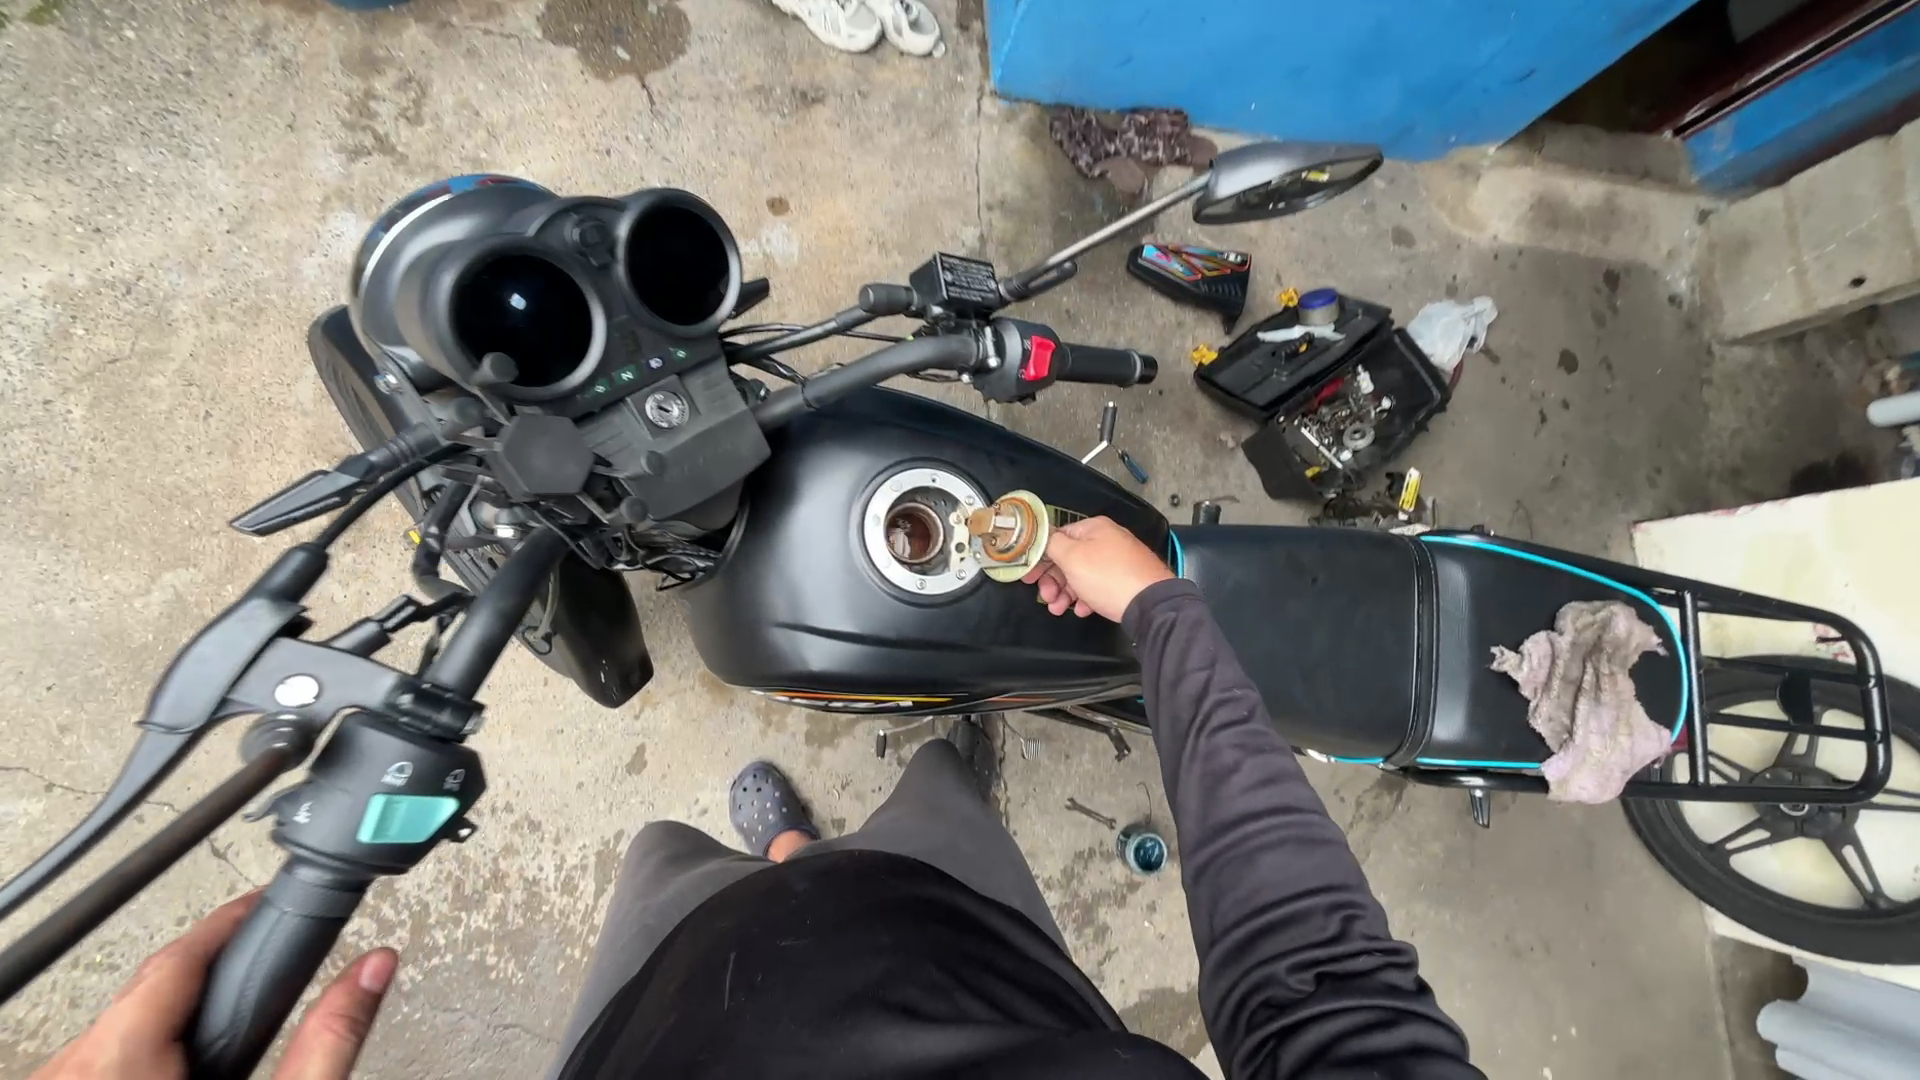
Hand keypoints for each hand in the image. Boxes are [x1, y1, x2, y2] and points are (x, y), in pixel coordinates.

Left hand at [32, 892, 397, 1079]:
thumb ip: (330, 1039)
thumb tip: (375, 966)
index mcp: (113, 1071)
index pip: (174, 961)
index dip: (229, 923)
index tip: (265, 903)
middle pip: (138, 999)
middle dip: (205, 978)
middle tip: (265, 971)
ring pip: (104, 1041)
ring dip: (165, 1024)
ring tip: (221, 1038)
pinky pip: (85, 1072)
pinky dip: (134, 1060)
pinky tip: (174, 1075)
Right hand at [1021, 516, 1173, 621]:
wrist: (1150, 605)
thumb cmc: (1111, 578)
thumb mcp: (1072, 558)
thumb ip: (1052, 544)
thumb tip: (1043, 537)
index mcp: (1094, 528)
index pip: (1058, 537)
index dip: (1041, 558)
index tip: (1030, 576)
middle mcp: (1107, 540)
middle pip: (1069, 558)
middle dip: (1053, 581)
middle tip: (1047, 597)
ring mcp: (1118, 561)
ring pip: (1083, 575)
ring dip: (1067, 593)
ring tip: (1060, 609)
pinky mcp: (1126, 580)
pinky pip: (1099, 586)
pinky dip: (1087, 598)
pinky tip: (1084, 610)